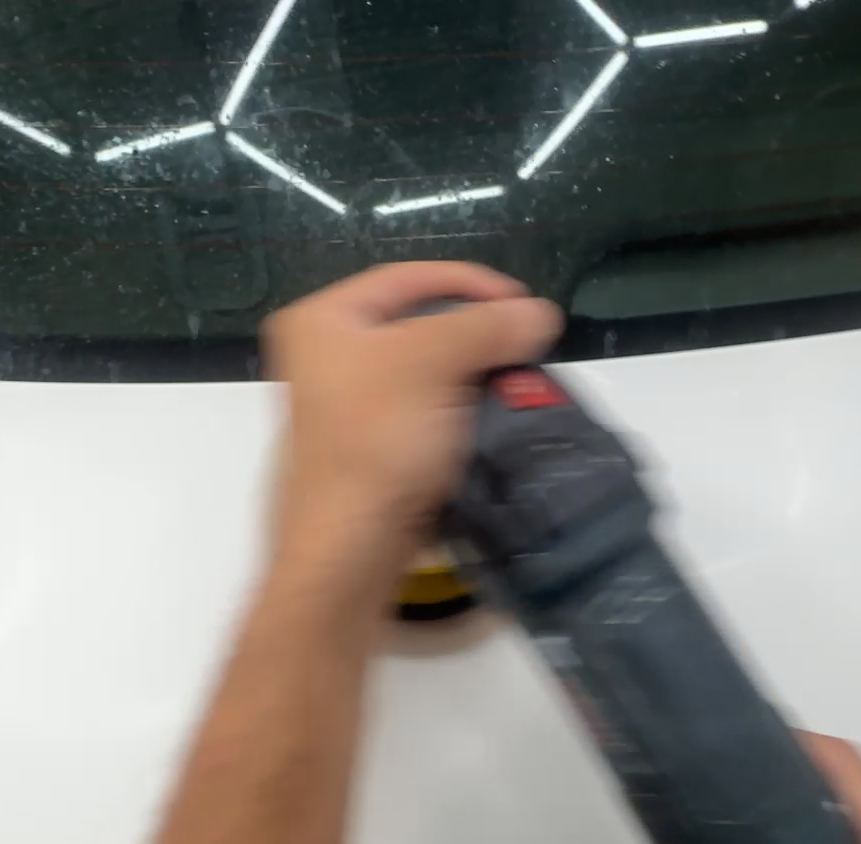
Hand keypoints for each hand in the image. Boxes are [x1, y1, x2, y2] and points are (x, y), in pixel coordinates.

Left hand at [264, 262, 562, 574]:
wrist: (349, 548)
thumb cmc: (377, 444)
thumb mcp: (431, 364)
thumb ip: (487, 326)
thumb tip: (539, 314)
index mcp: (321, 321)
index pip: (408, 277)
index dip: (471, 283)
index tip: (522, 305)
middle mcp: (326, 357)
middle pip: (416, 323)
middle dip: (474, 333)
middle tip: (522, 345)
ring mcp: (346, 407)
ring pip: (423, 371)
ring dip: (471, 374)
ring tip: (515, 380)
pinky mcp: (369, 448)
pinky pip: (423, 413)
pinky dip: (458, 410)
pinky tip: (490, 417)